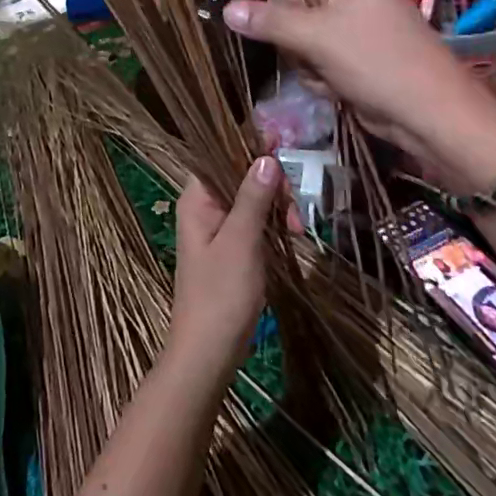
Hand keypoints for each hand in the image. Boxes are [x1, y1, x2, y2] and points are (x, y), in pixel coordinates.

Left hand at [168, 157, 281, 370]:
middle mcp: (205, 208)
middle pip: (240, 175)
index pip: (219, 154)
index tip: (282, 141)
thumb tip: (266, 157)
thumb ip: (253, 197)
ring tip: (297, 228)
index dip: (248, 144)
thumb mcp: (241, 241)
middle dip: (272, 183)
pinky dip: (274, 224)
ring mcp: (219, 229)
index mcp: (197, 200)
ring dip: (277, 205)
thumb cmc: (221, 294)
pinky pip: (255, 222)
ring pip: (252, 199)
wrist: (209, 353)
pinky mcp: (233, 249)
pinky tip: (292, 234)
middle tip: (294, 206)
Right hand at [219, 0, 495, 189]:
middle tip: (296, 49)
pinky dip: (318, 74)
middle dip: (290, 34)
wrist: (427, 114)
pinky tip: (336, 87)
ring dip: (305, 59)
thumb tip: (227, 9)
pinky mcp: (351, 56)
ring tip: (327, 72)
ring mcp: (352, 26)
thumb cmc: (377, 60)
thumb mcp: (318, 36)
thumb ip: (269, 20)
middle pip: (293, 3)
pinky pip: (313, 58)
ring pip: (298, 36)